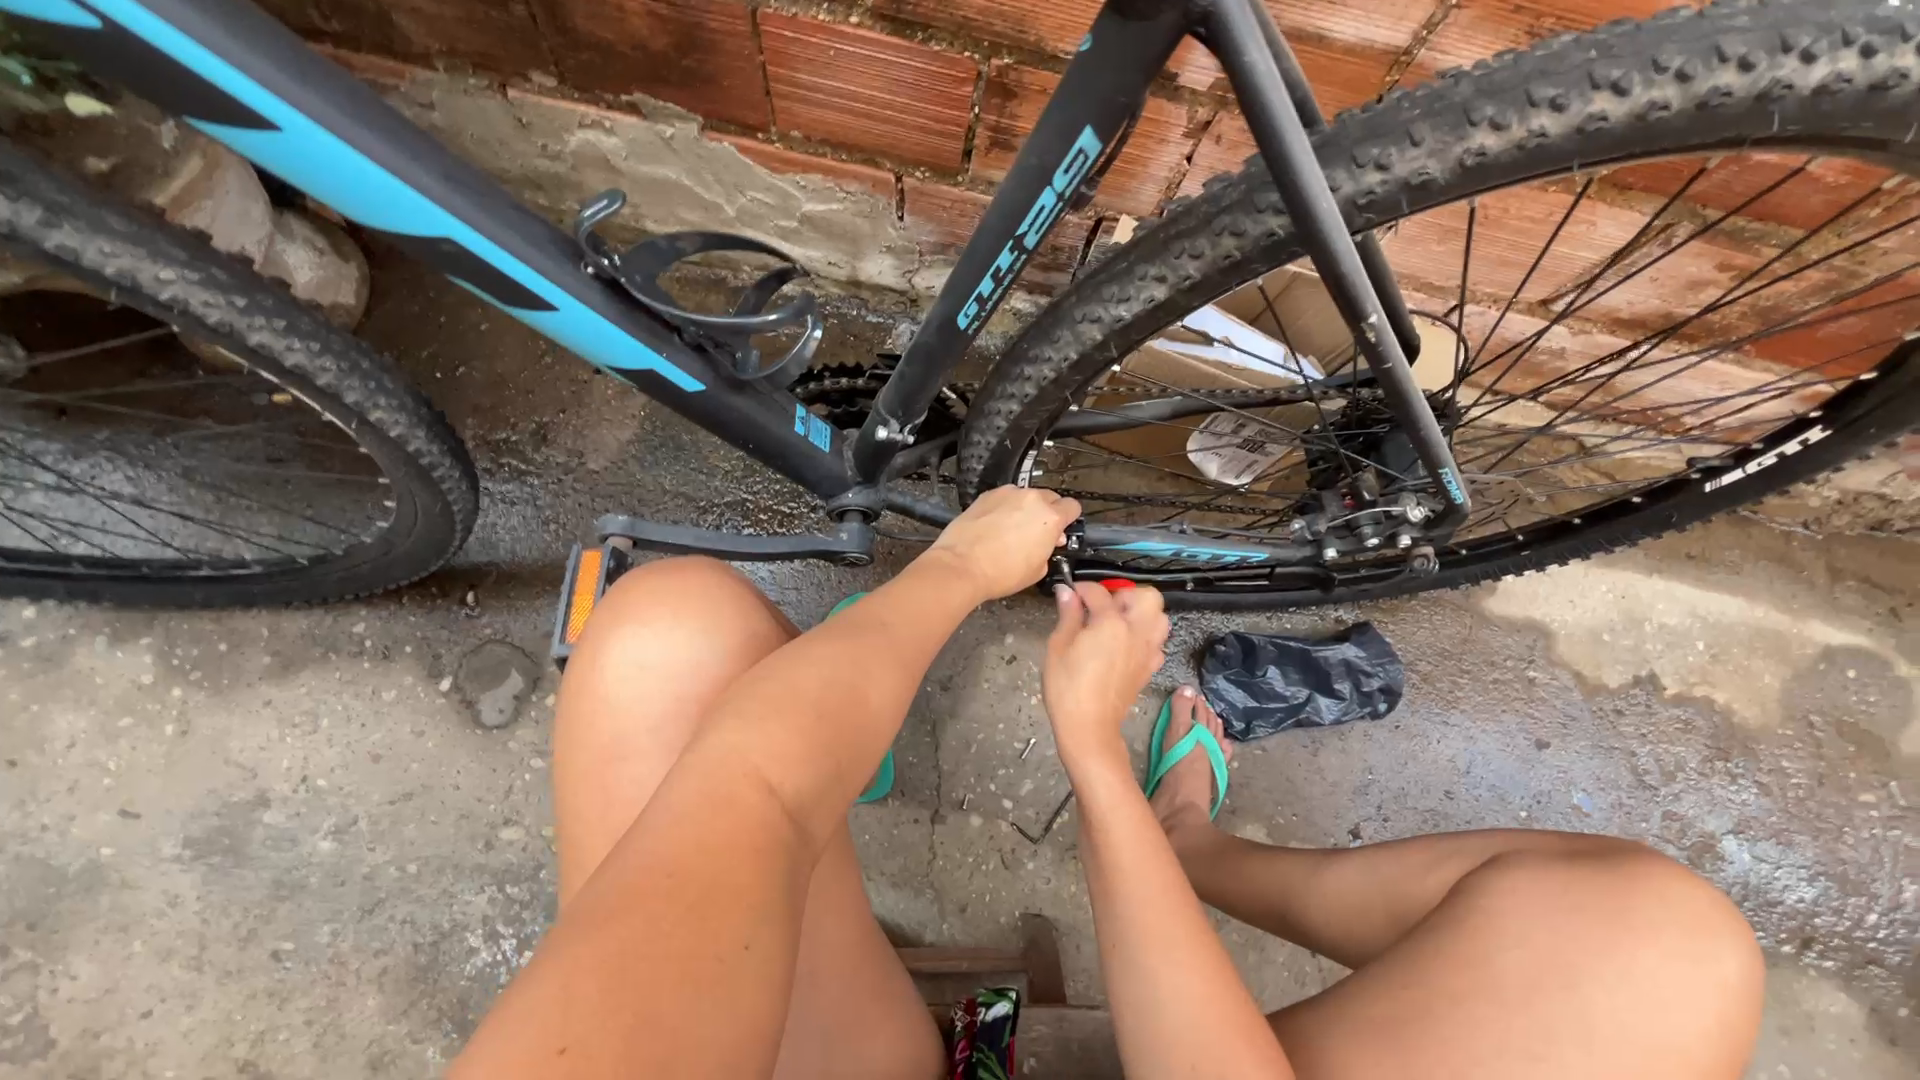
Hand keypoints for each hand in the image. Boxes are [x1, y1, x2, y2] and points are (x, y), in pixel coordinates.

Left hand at [925, 485, 1081, 600]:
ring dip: (1025, 509)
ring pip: (1026, 496)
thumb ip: (1049, 550)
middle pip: (1050, 497)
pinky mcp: (986, 496)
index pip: (1072, 507)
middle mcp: (1031, 499)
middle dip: (1048, 513)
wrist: (961, 566)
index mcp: (1050, 517)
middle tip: (1039, 533)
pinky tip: (996, 527)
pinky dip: (1004, 508)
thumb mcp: (1037, 570)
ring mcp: (1007, 494)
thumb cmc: (998, 572)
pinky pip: (1004, 498)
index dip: (1069, 518)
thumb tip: (1048, 544)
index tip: (1063, 527)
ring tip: (1013, 531)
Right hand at [1044, 582, 1169, 768]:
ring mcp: (1148, 650)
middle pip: (1147, 596)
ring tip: (1117, 622)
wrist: (1089, 727)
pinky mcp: (1150, 667)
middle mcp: (1137, 632)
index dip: (1082, 589)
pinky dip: (1144, 635)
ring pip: (1159, 617)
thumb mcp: (1059, 646)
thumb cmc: (1068, 687)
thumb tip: (1067, 592)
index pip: (1099, 592)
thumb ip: (1068, 615)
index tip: (1071, 593)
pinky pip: (1156, 641)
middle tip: (1102, 605)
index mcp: (1112, 623)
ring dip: (1141, 613)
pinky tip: (1124, 644)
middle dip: (1124, 594)